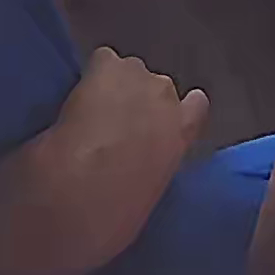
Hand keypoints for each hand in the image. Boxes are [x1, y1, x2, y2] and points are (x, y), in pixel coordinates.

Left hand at [30, 48, 208, 271]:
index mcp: (181, 134)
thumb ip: (153, 167)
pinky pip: (102, 60)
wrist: (81, 189)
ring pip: (128, 70)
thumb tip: (137, 168)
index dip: (175, 110)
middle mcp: (165, 96)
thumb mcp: (148, 197)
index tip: (155, 123)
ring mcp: (137, 74)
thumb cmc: (115, 214)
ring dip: (114, 85)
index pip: (196, 106)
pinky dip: (91, 74)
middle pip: (157, 86)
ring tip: (91, 111)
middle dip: (138, 100)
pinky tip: (77, 94)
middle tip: (114, 125)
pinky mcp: (106, 63)